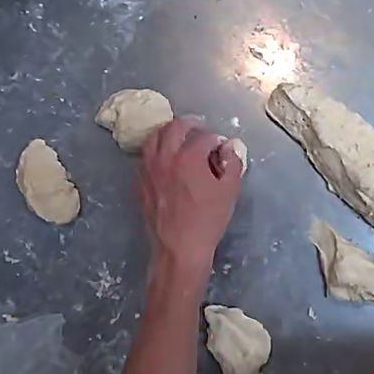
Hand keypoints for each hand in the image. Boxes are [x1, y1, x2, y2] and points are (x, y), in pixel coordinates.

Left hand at [138, 117, 243, 285]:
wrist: (179, 248)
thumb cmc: (208, 220)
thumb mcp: (229, 191)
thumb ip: (232, 164)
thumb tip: (229, 148)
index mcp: (188, 158)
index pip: (204, 136)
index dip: (216, 139)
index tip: (221, 147)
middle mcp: (164, 158)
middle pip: (174, 127)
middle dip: (190, 124)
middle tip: (200, 129)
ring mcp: (148, 169)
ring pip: (154, 138)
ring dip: (168, 133)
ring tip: (180, 138)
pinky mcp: (140, 182)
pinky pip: (145, 156)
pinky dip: (156, 150)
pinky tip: (166, 158)